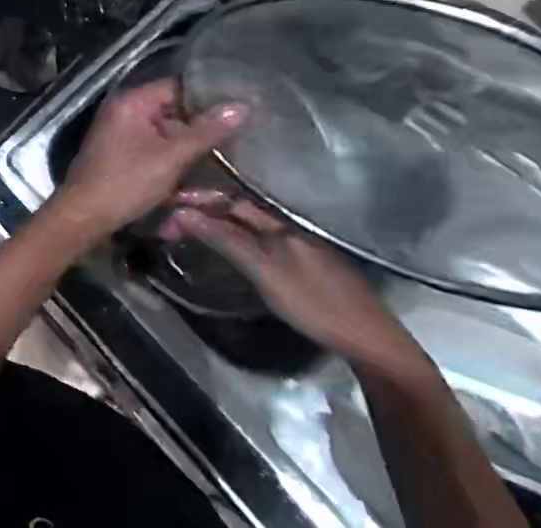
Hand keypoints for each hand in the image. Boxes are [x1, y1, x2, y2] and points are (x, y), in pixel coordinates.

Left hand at [47, 79, 244, 242]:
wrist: (83, 216)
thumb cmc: (126, 181)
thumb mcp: (171, 157)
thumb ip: (206, 132)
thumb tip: (241, 107)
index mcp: (132, 101)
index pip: (177, 86)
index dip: (208, 96)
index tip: (239, 105)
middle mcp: (124, 109)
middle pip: (172, 109)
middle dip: (201, 124)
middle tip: (238, 134)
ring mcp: (120, 131)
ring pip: (165, 131)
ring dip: (189, 143)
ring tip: (225, 152)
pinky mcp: (120, 152)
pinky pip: (154, 146)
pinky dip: (173, 155)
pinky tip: (197, 168)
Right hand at [163, 192, 429, 378]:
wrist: (370, 339)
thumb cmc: (314, 304)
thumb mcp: (264, 272)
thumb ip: (225, 241)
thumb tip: (185, 213)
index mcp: (277, 226)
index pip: (231, 202)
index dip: (201, 200)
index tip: (170, 201)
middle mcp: (288, 229)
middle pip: (242, 212)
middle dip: (209, 209)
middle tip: (177, 216)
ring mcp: (302, 247)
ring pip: (254, 227)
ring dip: (224, 224)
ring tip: (197, 229)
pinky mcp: (310, 267)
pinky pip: (265, 241)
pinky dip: (241, 239)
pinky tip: (237, 250)